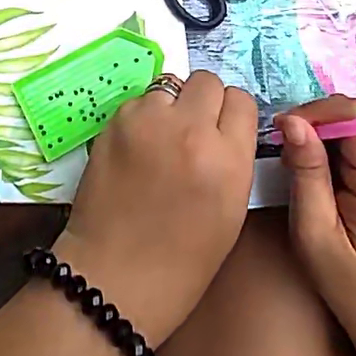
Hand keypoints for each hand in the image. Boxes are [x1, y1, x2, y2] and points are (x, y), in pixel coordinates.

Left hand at [54, 71, 255, 344]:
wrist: (117, 274)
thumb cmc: (183, 259)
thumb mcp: (231, 209)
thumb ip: (232, 158)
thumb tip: (224, 126)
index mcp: (228, 158)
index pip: (240, 100)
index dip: (231, 112)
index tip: (221, 127)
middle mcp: (191, 129)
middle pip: (206, 81)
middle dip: (202, 100)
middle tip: (191, 126)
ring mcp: (149, 121)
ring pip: (169, 85)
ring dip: (169, 105)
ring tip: (159, 138)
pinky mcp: (116, 121)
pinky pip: (138, 101)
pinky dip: (140, 116)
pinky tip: (135, 147)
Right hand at [276, 95, 355, 355]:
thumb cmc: (343, 277)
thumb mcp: (313, 230)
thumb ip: (306, 171)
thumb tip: (292, 122)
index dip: (317, 114)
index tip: (283, 130)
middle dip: (316, 120)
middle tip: (286, 147)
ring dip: (323, 129)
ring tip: (299, 159)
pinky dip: (333, 140)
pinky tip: (317, 165)